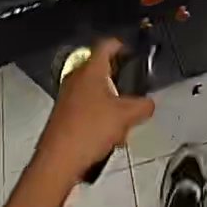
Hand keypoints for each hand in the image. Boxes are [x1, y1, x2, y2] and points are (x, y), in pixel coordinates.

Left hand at [30, 39, 154, 186]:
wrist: (57, 162)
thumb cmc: (91, 129)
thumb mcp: (126, 116)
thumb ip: (144, 106)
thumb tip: (148, 104)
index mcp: (91, 70)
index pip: (107, 45)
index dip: (122, 45)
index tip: (134, 55)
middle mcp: (76, 78)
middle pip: (101, 68)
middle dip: (120, 79)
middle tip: (133, 90)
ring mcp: (66, 96)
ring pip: (95, 89)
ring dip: (111, 100)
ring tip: (123, 120)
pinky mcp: (62, 114)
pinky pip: (85, 105)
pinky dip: (99, 114)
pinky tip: (108, 135)